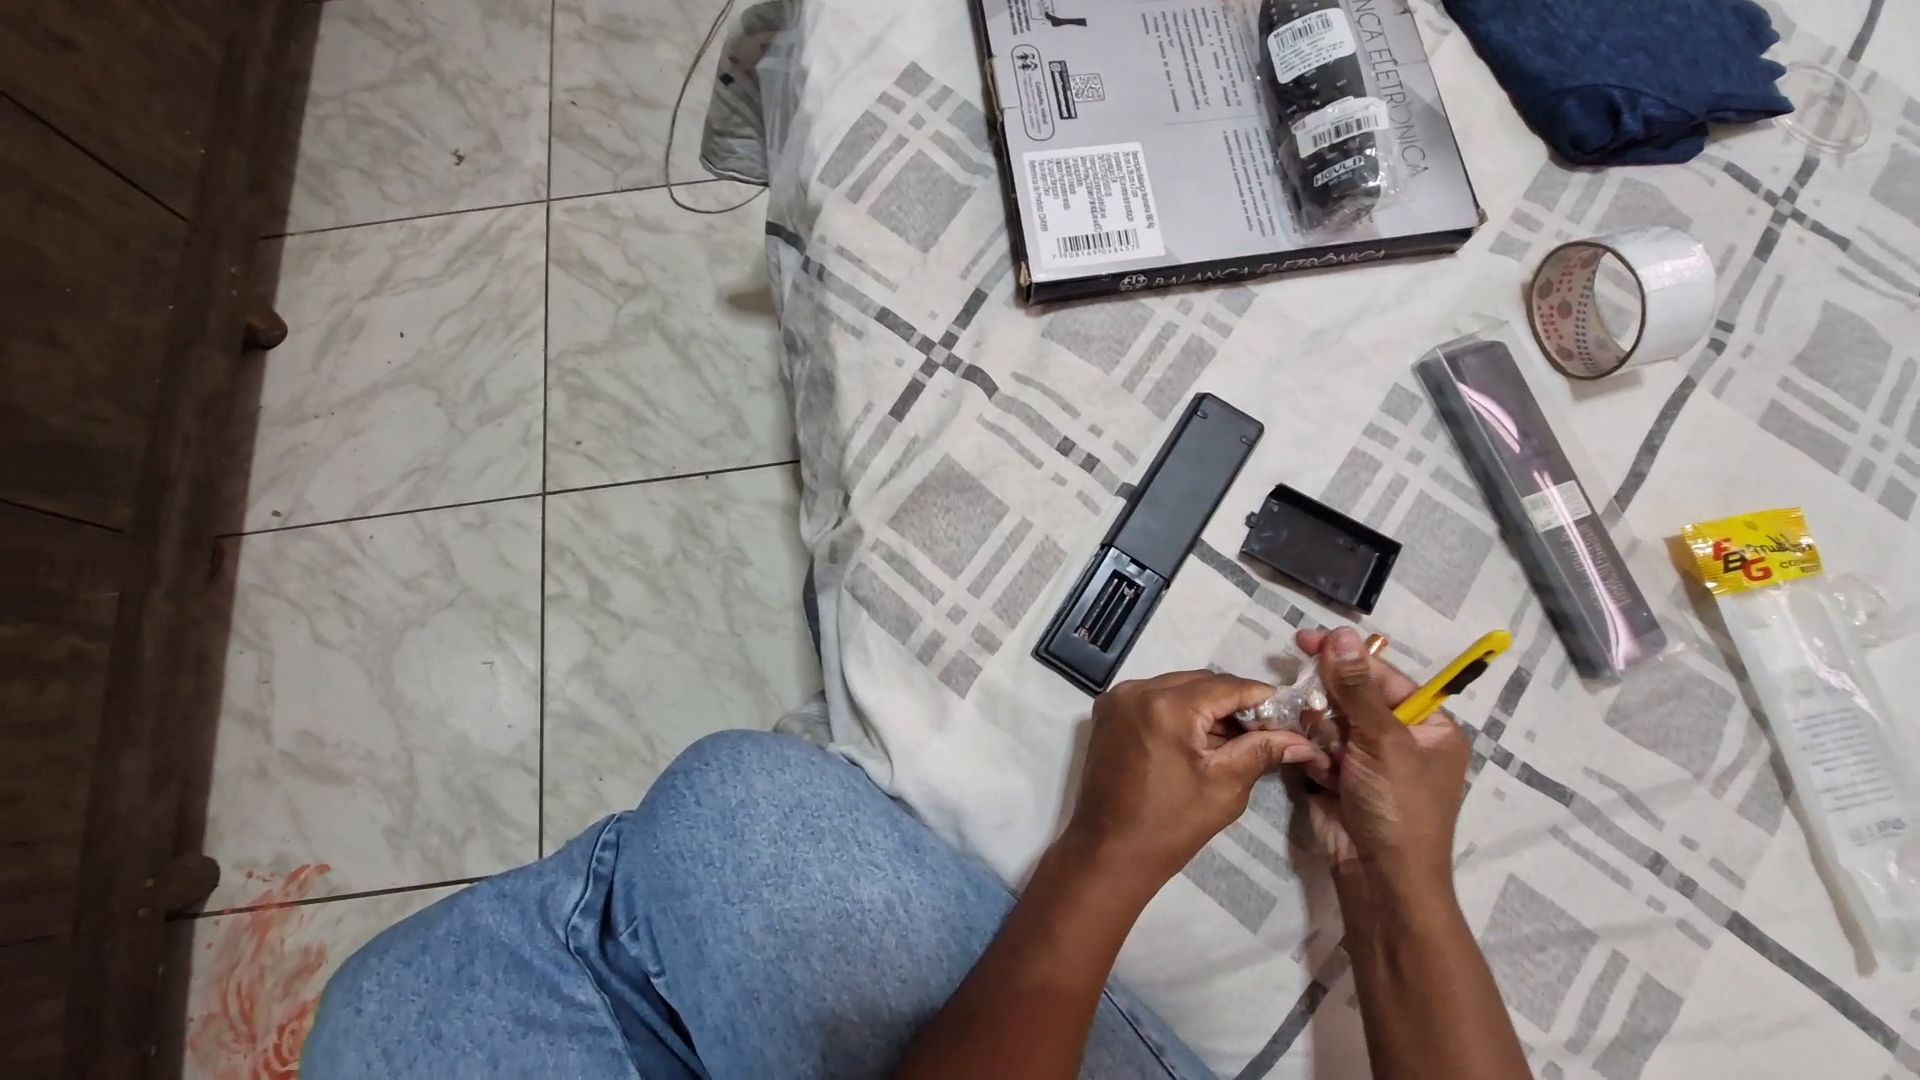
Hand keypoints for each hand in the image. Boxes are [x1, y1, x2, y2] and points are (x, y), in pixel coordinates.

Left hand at [1064, 671, 1329, 891]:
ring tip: (1234, 736)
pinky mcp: (1108, 712)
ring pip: (1176, 686)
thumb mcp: (1225, 786)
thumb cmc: (1170, 824)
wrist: (1109, 850)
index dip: (1261, 698)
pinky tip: (1199, 736)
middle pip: (1200, 681)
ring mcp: (1118, 698)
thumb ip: (1262, 751)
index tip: (1288, 714)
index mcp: (1166, 705)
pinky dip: (1178, 710)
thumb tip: (1302, 739)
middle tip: (1264, 729)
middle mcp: (1137, 689)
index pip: (1226, 686)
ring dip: (1205, 705)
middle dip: (1233, 702)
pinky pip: (1153, 697)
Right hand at [1293, 627, 1469, 894]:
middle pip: (1350, 695)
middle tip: (1311, 707)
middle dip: (1329, 703)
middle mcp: (1398, 737)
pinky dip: (1313, 756)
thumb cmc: (1398, 806)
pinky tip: (1321, 775)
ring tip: (1329, 758)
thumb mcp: (1383, 741)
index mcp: (1427, 726)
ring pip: (1326, 720)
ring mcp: (1366, 758)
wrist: (1379, 877)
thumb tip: (1341, 633)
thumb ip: (1356, 688)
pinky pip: (1314, 747)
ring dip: (1321, 734)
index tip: (1306, 640)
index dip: (1346, 657)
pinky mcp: (1337, 775)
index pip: (1382, 676)